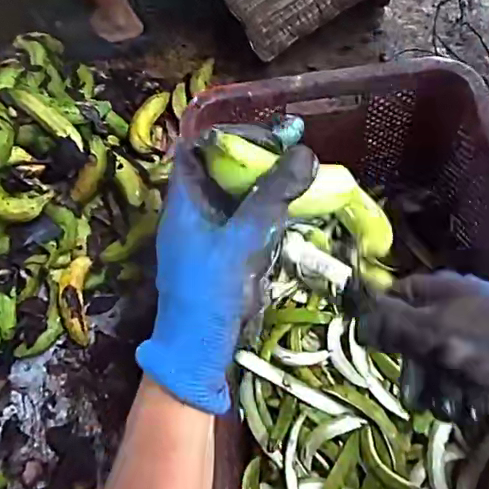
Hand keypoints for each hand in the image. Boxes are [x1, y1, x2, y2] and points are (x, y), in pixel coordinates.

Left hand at [137, 136, 315, 413]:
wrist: (196, 351)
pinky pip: (243, 219)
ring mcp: (206, 232)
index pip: (197, 149)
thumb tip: (305, 153)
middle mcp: (192, 211)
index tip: (266, 140)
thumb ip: (271, 197)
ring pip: (234, 194)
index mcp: (183, 200)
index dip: (228, 137)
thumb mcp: (243, 241)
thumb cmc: (210, 292)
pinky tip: (290, 212)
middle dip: (255, 160)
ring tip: (297, 180)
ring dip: (263, 186)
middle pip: (220, 169)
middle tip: (291, 158)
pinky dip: (265, 211)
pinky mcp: (221, 252)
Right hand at [357, 272, 488, 415]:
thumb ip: (394, 323)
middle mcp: (454, 302)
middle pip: (417, 330)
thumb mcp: (435, 332)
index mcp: (437, 289)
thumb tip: (357, 315)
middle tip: (414, 396)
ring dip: (438, 383)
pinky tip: (465, 408)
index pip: (395, 297)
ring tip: (443, 409)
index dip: (382, 321)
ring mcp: (476, 324)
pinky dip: (462, 386)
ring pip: (441, 353)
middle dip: (414, 366)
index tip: (375, 351)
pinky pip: (466, 366)